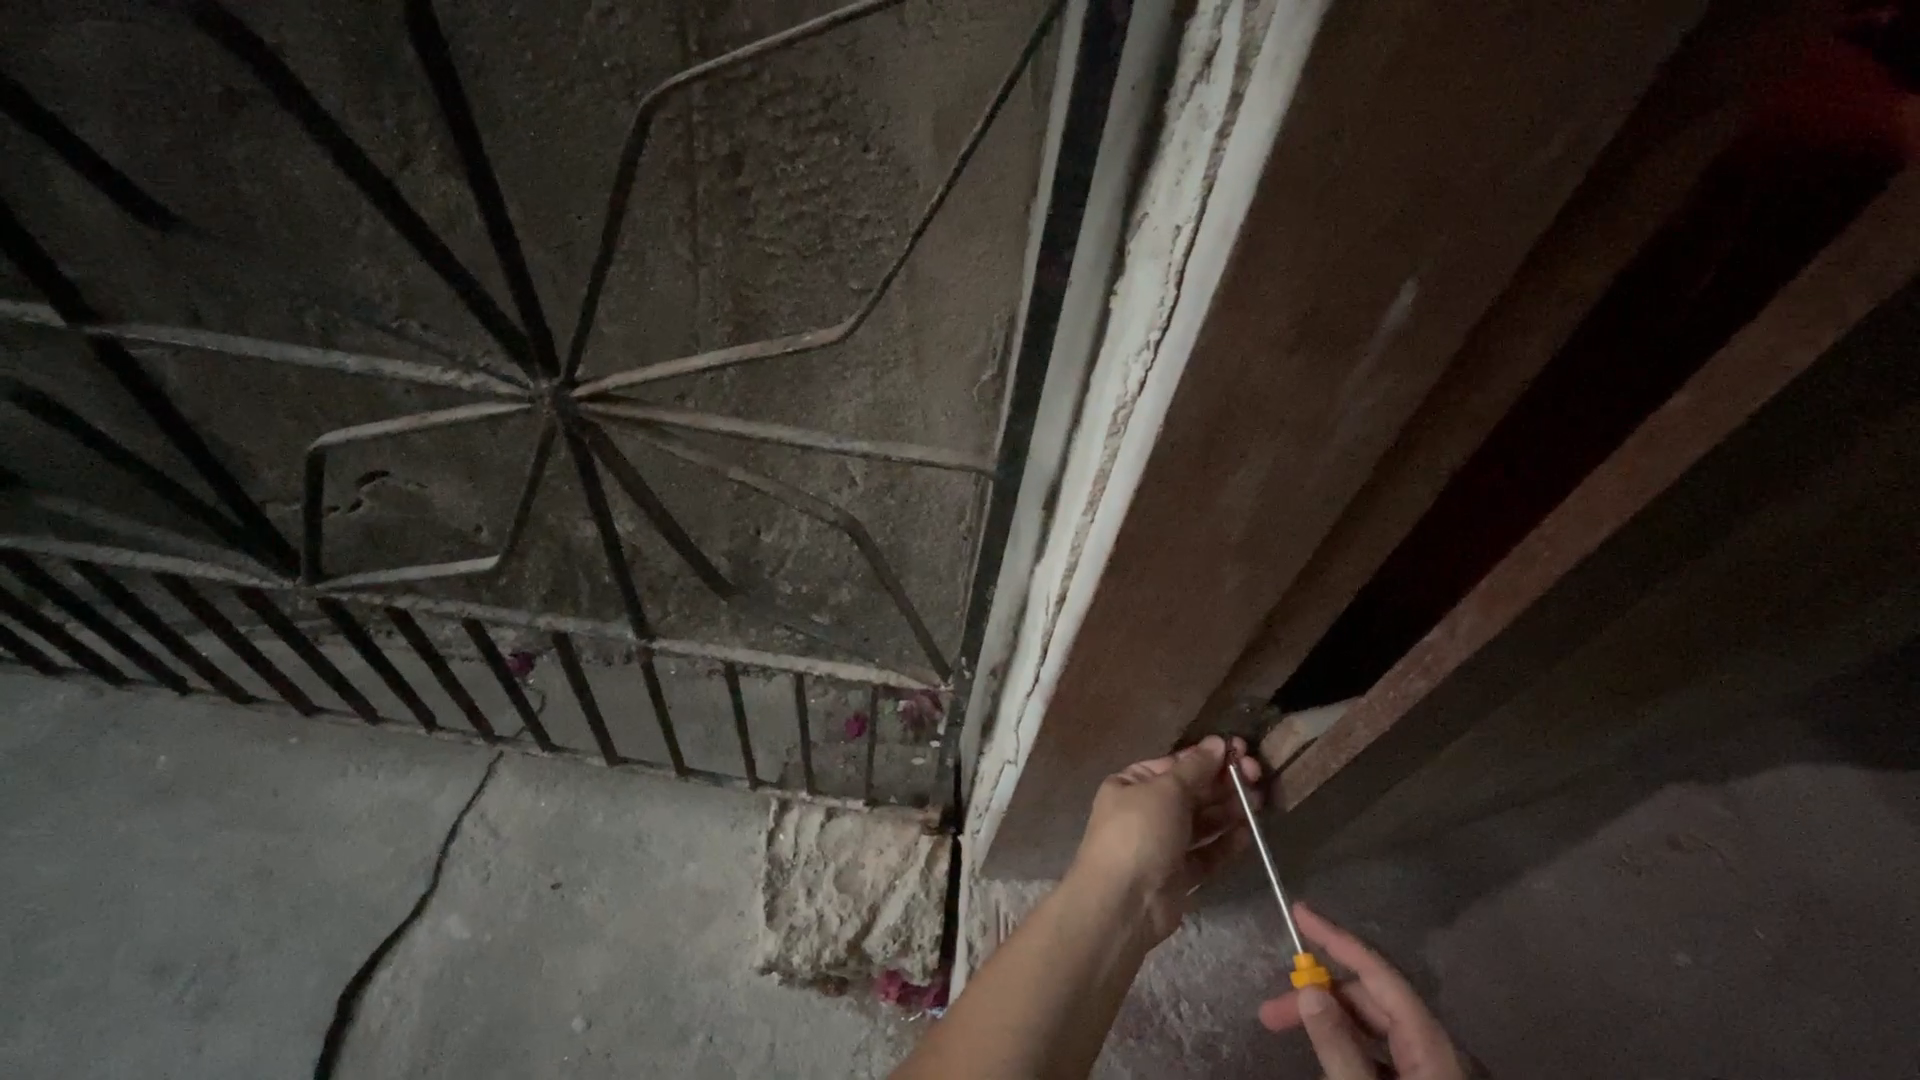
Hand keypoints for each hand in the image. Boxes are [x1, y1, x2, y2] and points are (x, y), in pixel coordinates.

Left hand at [1068, 735, 1262, 942]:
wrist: (1123, 902)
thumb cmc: (1139, 832)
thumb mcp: (1166, 790)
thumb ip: (1195, 768)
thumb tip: (1218, 743)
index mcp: (1132, 784)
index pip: (1175, 764)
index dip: (1208, 757)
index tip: (1241, 750)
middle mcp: (1145, 811)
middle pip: (1191, 792)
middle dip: (1223, 783)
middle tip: (1257, 776)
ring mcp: (1162, 844)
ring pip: (1202, 823)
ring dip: (1229, 810)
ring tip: (1258, 801)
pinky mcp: (1178, 875)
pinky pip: (1206, 853)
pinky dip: (1225, 843)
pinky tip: (1247, 833)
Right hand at [1260, 904, 1470, 1078]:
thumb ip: (1340, 1048)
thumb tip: (1312, 991)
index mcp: (1432, 1046)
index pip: (1379, 973)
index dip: (1338, 938)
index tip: (1298, 912)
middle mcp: (1437, 1052)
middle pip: (1373, 1001)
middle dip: (1319, 994)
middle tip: (1270, 1014)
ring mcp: (1434, 1074)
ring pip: (1376, 1030)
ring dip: (1330, 1023)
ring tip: (1288, 1033)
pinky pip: (1383, 1057)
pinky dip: (1350, 1050)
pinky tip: (1328, 1063)